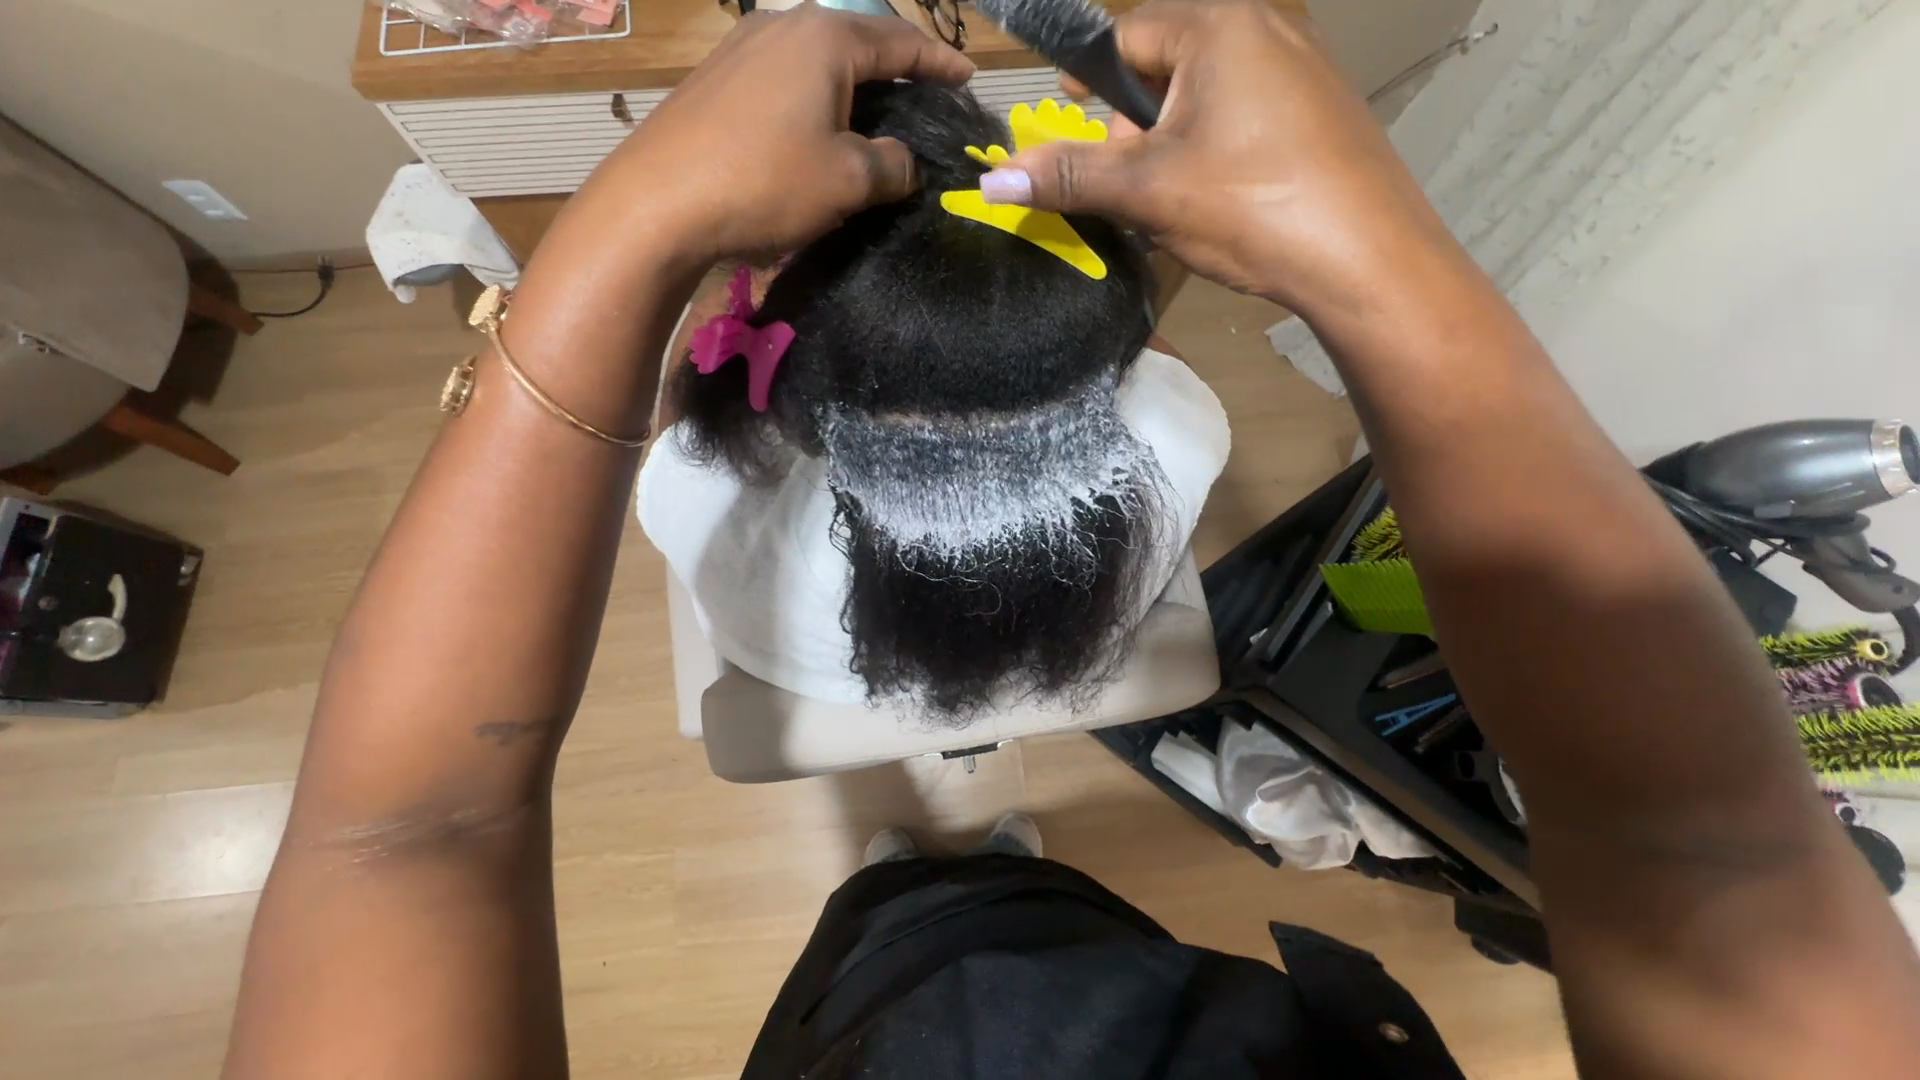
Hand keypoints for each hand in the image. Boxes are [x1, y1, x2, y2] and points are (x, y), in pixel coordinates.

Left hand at [576, 4, 973, 268]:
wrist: (658, 205)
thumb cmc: (765, 183)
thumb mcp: (847, 181)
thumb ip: (892, 166)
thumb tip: (904, 163)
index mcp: (825, 39)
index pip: (900, 41)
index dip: (939, 63)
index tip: (968, 78)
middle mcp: (782, 28)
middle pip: (856, 45)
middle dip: (895, 73)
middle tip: (924, 102)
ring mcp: (741, 51)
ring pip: (817, 65)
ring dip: (852, 93)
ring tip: (875, 123)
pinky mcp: (716, 84)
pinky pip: (785, 85)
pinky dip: (815, 105)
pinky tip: (818, 136)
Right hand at [983, 0, 1462, 318]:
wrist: (1369, 259)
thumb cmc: (1252, 207)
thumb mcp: (1148, 191)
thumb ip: (1071, 177)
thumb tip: (992, 181)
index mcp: (1218, 27)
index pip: (1124, 34)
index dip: (1086, 79)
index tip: (1065, 116)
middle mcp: (1267, 28)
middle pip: (1167, 65)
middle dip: (1133, 121)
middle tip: (1122, 179)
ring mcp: (1304, 67)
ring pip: (1207, 95)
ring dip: (1172, 141)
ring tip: (1167, 199)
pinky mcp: (1324, 110)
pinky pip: (1247, 114)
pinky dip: (1216, 148)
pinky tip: (1219, 198)